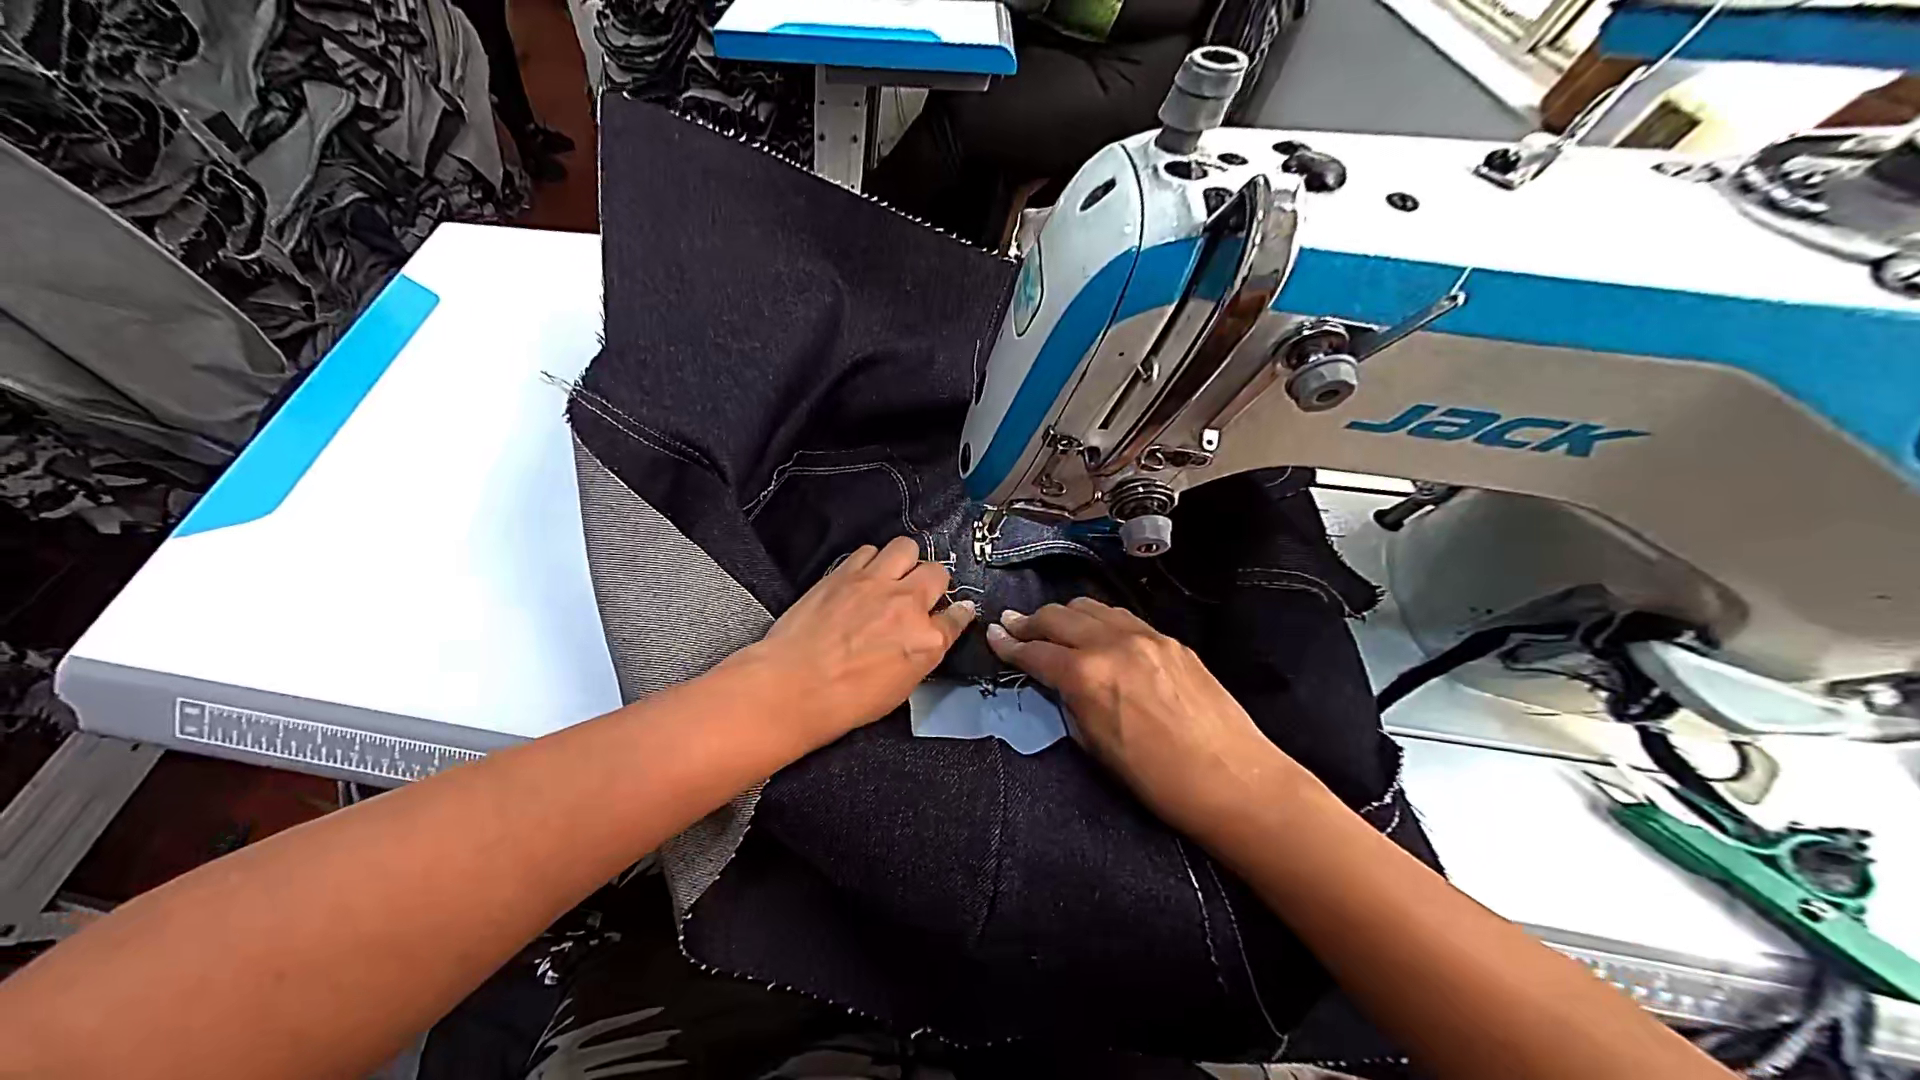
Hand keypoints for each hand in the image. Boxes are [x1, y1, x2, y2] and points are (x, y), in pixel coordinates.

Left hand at [739, 535, 974, 747]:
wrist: (793, 687)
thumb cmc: (843, 700)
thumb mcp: (901, 688)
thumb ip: (924, 653)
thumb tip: (934, 635)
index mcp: (926, 641)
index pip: (957, 616)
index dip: (957, 613)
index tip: (954, 612)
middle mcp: (907, 604)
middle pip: (938, 572)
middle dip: (933, 582)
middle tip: (920, 593)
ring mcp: (875, 584)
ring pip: (906, 547)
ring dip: (905, 561)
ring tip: (893, 577)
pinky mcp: (845, 573)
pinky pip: (869, 550)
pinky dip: (871, 561)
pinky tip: (864, 577)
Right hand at [986, 597, 1305, 834]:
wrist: (1234, 780)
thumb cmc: (1157, 780)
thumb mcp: (1095, 746)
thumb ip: (1070, 703)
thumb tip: (1057, 682)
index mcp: (1088, 676)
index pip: (1036, 651)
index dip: (1009, 645)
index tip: (993, 636)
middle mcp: (1113, 643)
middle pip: (1058, 617)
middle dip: (1030, 621)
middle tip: (1012, 625)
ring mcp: (1146, 636)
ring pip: (1090, 607)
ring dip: (1063, 614)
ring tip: (1050, 624)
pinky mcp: (1170, 640)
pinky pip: (1122, 618)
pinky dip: (1098, 620)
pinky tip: (1095, 632)